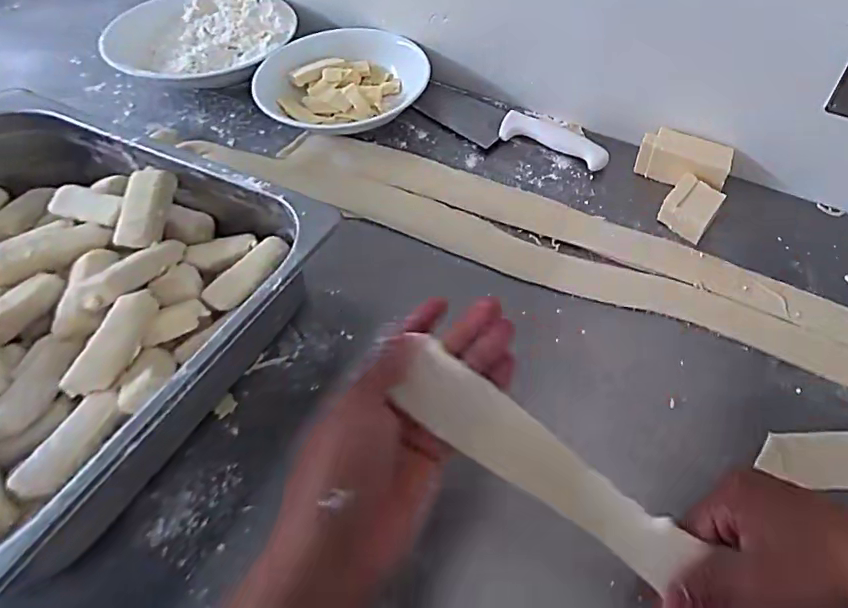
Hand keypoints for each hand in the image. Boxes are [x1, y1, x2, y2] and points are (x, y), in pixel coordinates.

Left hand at [229, 296, 515, 607]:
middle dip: (464, 333)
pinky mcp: (441, 452)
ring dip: (482, 356)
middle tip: (494, 307)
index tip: (443, 302)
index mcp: (367, 393)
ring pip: (458, 383)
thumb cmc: (340, 468)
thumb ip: (388, 371)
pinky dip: (489, 391)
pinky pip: (468, 414)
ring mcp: (420, 428)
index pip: (397, 350)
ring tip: (508, 331)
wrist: (340, 546)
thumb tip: (413, 338)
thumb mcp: (356, 410)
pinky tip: (507, 370)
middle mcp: (396, 406)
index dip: (419, 324)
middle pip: (436, 362)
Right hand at [664, 470, 847, 607]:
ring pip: (736, 559)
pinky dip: (762, 583)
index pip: (683, 531)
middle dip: (713, 582)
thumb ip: (699, 584)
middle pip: (709, 546)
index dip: (678, 572)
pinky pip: (761, 561)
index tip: (678, 600)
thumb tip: (670, 592)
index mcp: (733, 489)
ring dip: (737, 587)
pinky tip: (777, 596)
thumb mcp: (744, 583)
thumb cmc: (817, 561)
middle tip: (730, 603)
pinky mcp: (795, 535)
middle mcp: (753, 494)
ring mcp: (776, 514)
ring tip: (764, 598)